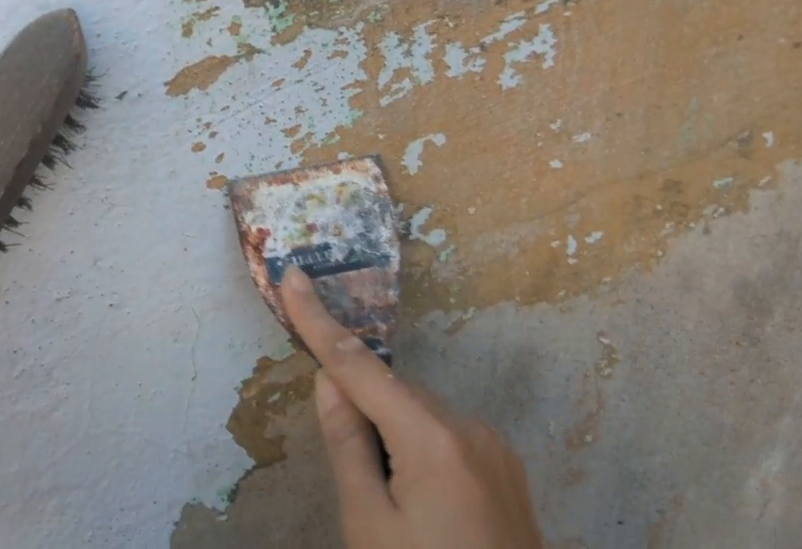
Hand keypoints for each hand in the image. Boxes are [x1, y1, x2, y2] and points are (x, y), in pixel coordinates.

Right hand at [281, 267, 543, 548]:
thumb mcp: (370, 525)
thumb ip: (347, 445)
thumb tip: (330, 381)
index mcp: (432, 437)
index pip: (359, 365)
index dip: (319, 321)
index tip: (294, 278)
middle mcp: (468, 426)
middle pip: (392, 394)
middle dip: (363, 414)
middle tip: (359, 483)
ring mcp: (494, 447)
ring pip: (418, 416)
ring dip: (393, 437)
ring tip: (399, 510)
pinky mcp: (506, 469)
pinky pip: (446, 437)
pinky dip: (421, 451)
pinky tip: (426, 507)